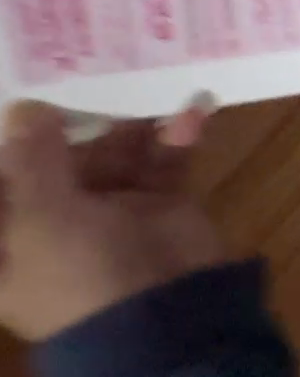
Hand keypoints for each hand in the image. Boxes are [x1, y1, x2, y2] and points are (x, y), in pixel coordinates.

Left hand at [0, 97, 226, 340]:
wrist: (161, 304)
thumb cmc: (76, 271)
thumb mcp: (44, 218)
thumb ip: (37, 162)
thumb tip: (24, 107)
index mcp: (5, 235)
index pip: (2, 179)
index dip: (14, 141)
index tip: (35, 98)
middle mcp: (49, 219)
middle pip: (59, 162)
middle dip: (81, 127)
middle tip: (101, 84)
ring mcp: (108, 210)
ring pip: (116, 157)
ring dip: (135, 128)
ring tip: (155, 94)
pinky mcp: (159, 202)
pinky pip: (164, 162)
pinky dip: (178, 139)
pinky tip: (192, 116)